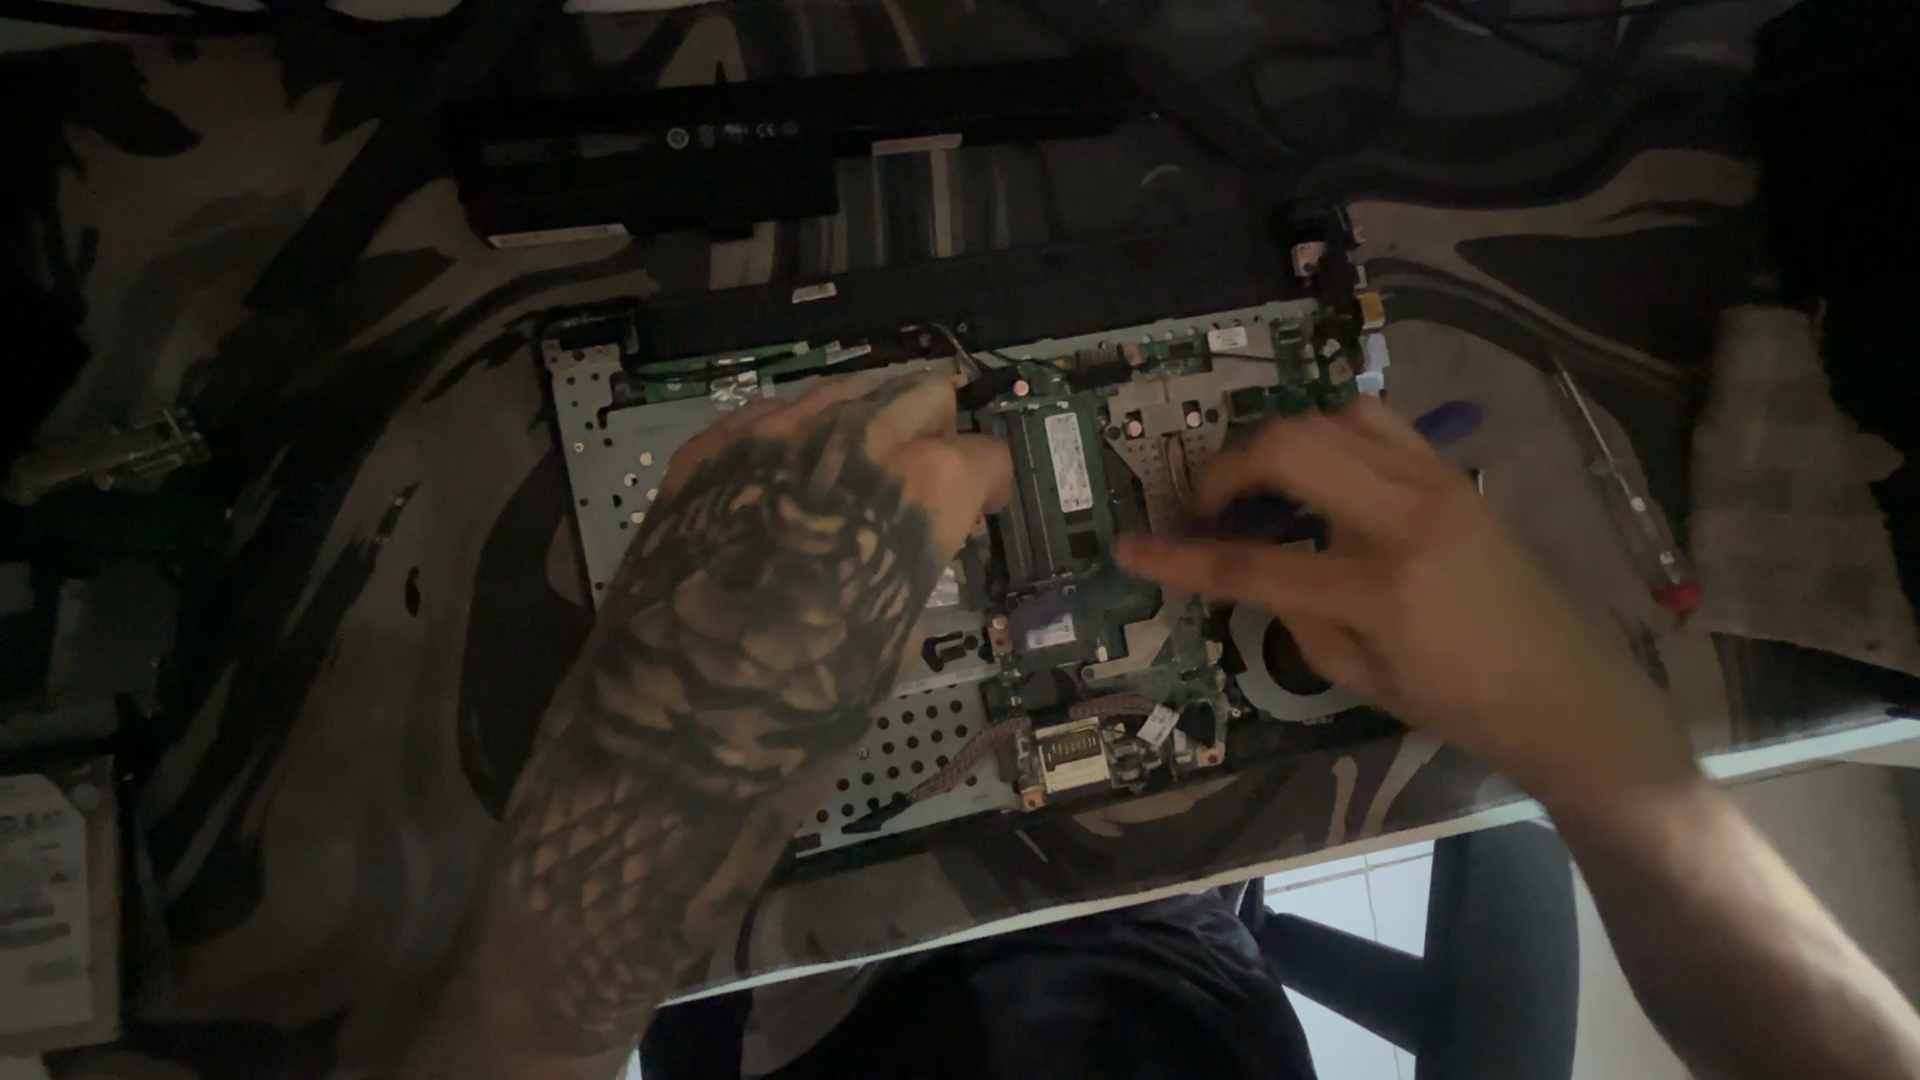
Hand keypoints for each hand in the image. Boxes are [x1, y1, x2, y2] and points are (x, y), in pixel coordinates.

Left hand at [400, 373, 1012, 1075]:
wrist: (662, 747)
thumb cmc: (801, 718)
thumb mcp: (894, 643)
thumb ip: (918, 564)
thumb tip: (924, 535)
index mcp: (916, 496)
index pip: (981, 455)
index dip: (990, 483)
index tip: (983, 506)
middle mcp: (847, 442)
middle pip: (918, 391)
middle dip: (937, 430)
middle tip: (930, 478)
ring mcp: (766, 436)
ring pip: (844, 389)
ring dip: (871, 424)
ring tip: (865, 477)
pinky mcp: (704, 454)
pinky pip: (774, 417)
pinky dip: (802, 439)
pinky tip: (794, 487)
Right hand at [1115, 397, 1695, 806]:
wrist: (1573, 695)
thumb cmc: (1458, 704)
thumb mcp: (1354, 673)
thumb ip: (1290, 610)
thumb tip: (1250, 566)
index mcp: (1377, 589)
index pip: (1250, 565)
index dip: (1179, 560)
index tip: (1129, 550)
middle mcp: (1406, 518)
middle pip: (1287, 450)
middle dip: (1224, 472)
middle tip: (1205, 509)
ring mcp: (1437, 483)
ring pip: (1327, 420)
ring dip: (1275, 445)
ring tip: (1259, 488)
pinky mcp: (1454, 473)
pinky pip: (1375, 424)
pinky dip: (1326, 435)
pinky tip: (1316, 473)